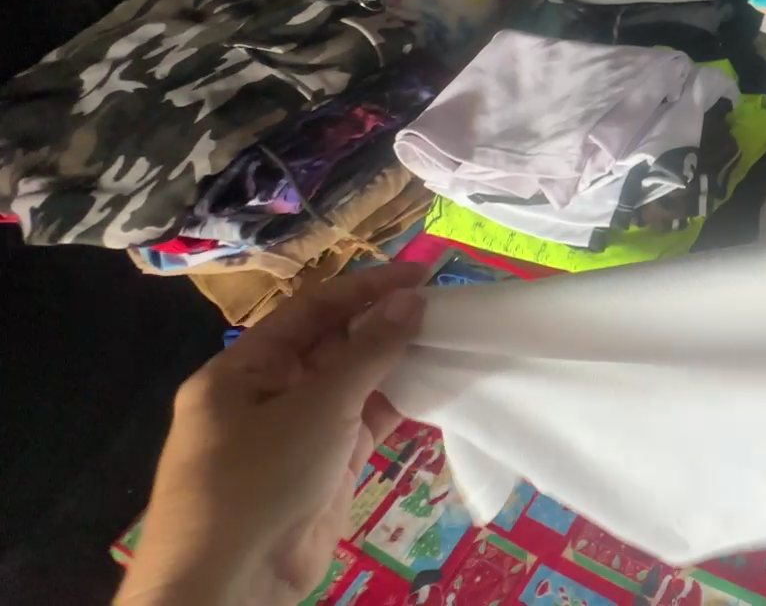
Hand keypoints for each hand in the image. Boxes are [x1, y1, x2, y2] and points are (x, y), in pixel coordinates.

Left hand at [115, 263, 428, 605]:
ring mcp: (300, 426)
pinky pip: (371, 412)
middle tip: (446, 303)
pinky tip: (440, 380)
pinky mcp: (328, 456)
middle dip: (388, 321)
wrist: (233, 585)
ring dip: (401, 358)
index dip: (367, 287)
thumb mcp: (319, 405)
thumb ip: (371, 348)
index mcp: (243, 371)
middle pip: (336, 341)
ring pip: (358, 376)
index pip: (312, 310)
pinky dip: (403, 396)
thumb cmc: (260, 479)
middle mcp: (269, 392)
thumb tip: (412, 297)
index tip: (423, 273)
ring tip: (452, 336)